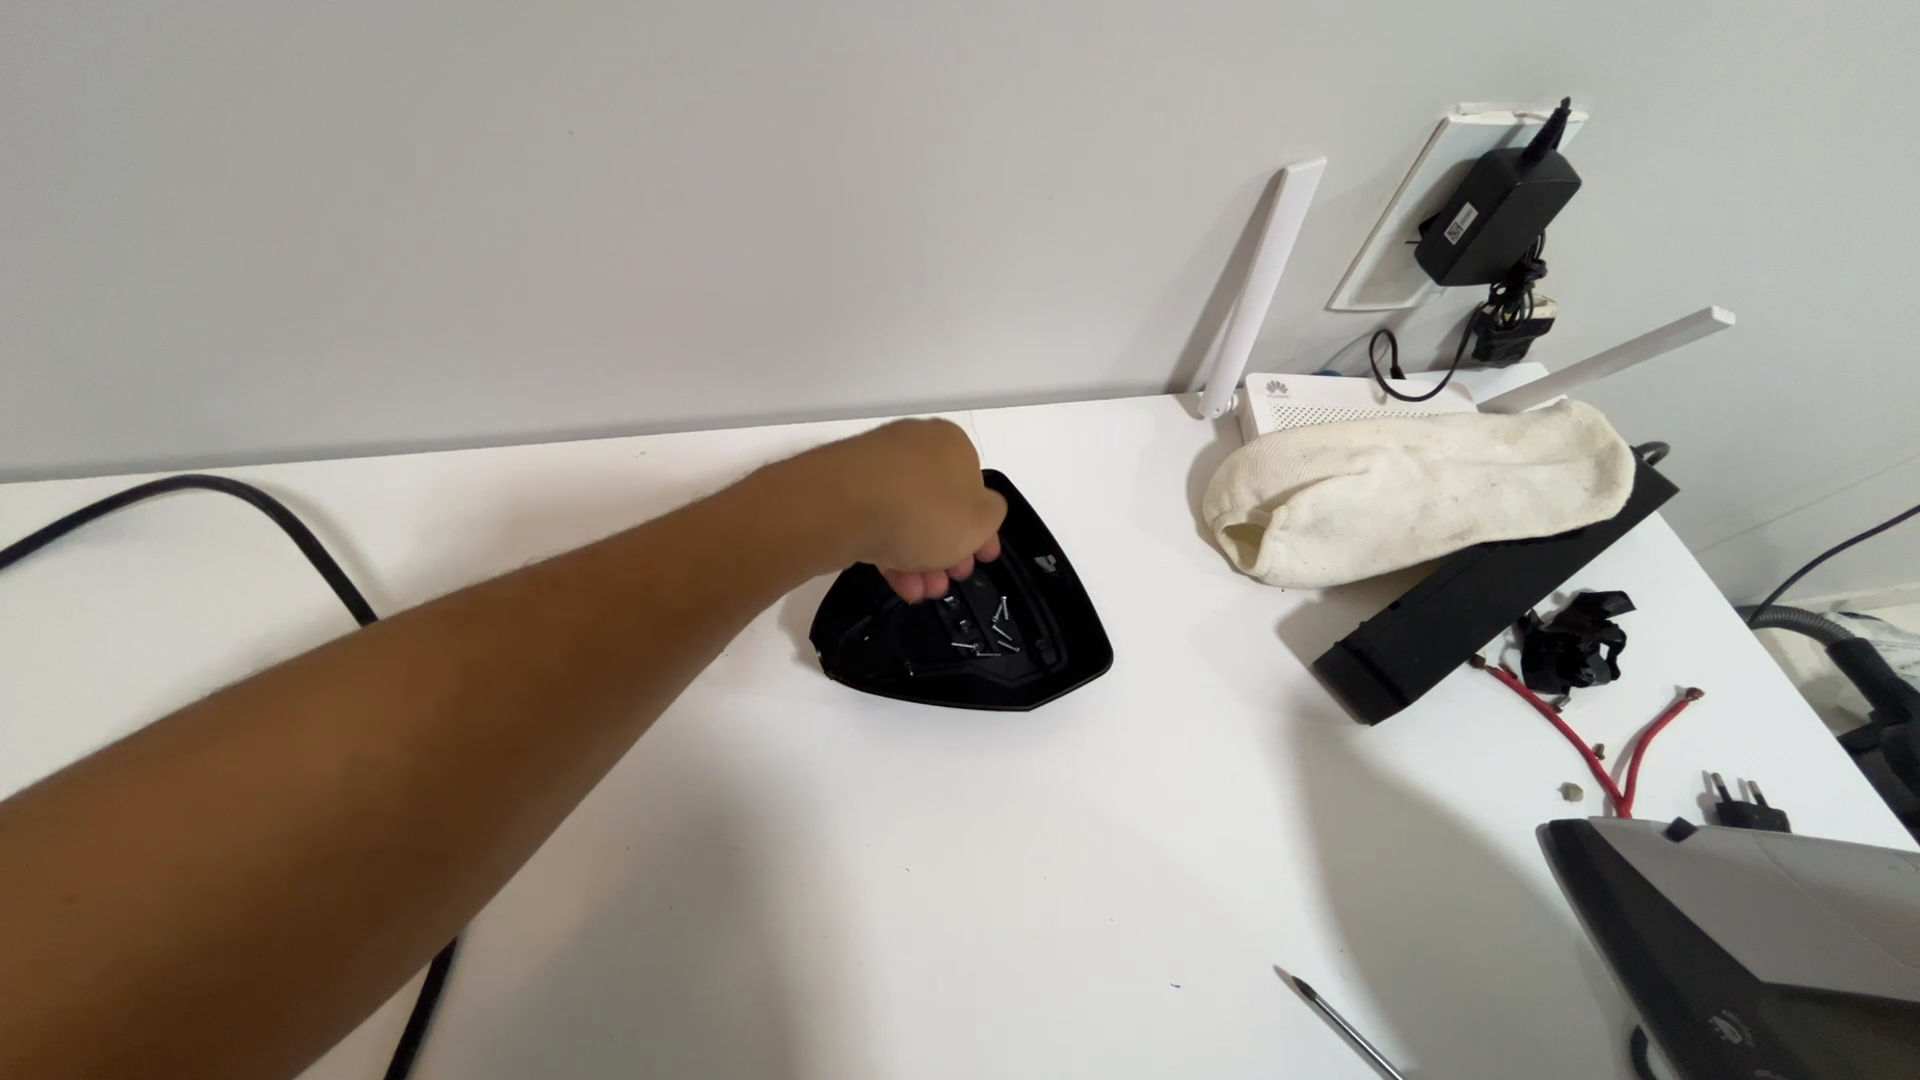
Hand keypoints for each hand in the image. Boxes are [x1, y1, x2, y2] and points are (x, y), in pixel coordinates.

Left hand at [780, 418, 1005, 600]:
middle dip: (950, 549)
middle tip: (952, 579)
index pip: (975, 487)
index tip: (983, 558)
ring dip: (922, 559)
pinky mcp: (844, 490)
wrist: (842, 507)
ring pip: (908, 518)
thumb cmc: (926, 511)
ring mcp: (875, 467)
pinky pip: (877, 523)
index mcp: (951, 443)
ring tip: (924, 592)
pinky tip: (900, 586)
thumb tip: (980, 511)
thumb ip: (991, 516)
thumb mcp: (981, 520)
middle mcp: (913, 447)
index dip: (982, 527)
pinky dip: (891, 554)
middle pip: (940, 505)